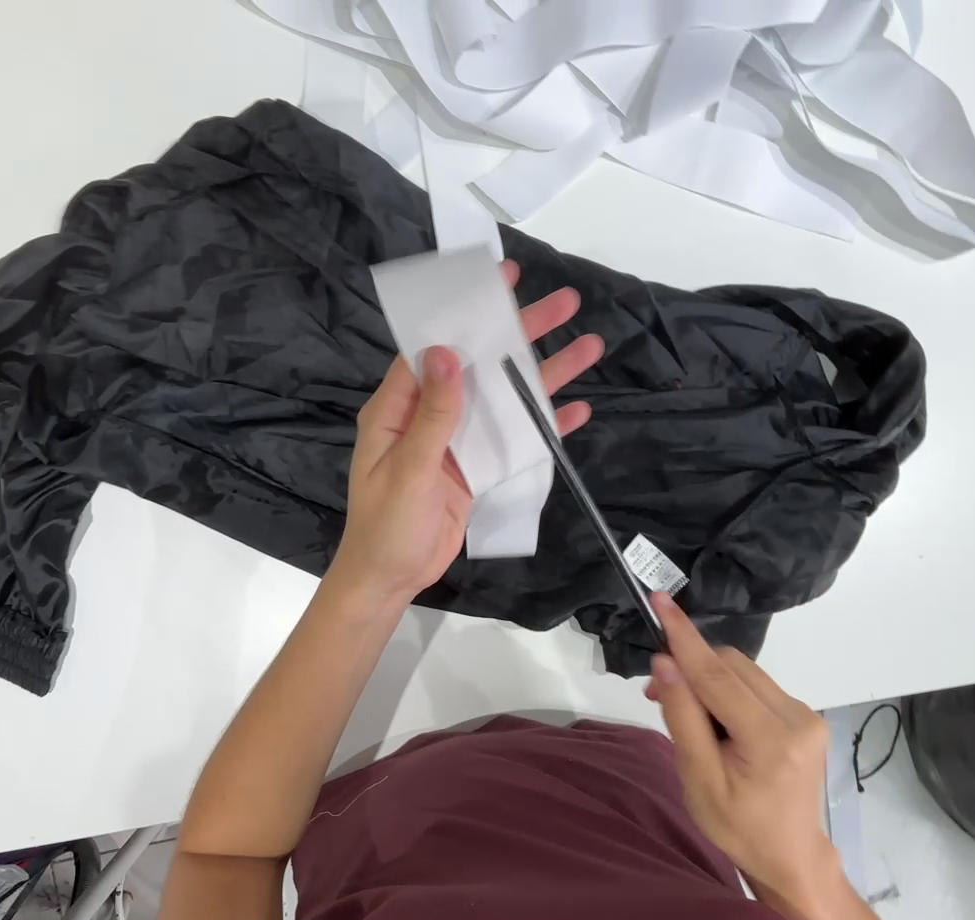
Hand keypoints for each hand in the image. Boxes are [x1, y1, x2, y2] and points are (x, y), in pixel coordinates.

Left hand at [329, 260, 602, 601]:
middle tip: (565, 304)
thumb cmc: (386, 526)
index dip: (465, 315)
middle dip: (518, 335)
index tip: (499, 285)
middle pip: (477, 366)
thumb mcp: (407, 470)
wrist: (391, 578)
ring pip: (501, 399)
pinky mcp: (475, 468)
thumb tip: (445, 353)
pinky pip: (511, 440)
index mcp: (396, 409)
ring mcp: (454, 442)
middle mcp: (427, 417)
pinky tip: (575, 411)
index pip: (431, 350)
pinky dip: (541, 427)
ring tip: (588, 346)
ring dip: (540, 375)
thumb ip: (431, 416)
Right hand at [645, 592, 842, 909]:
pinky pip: (754, 684)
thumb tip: (665, 664)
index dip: (683, 636)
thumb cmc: (737, 826)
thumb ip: (682, 717)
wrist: (790, 856)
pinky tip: (714, 719)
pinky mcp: (804, 716)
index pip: (716, 674)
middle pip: (730, 665)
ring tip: (687, 715)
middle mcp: (796, 716)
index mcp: (770, 738)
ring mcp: (805, 714)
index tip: (659, 600)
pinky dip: (725, 689)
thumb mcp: (698, 778)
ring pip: (742, 670)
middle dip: (689, 667)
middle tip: (655, 694)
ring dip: (706, 678)